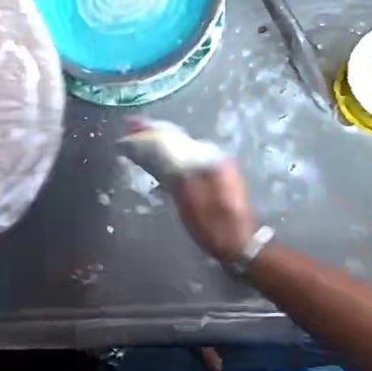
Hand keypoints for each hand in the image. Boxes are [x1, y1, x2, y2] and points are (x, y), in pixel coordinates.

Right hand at [118, 118, 270, 268]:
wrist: (241, 246)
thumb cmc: (213, 223)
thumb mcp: (189, 197)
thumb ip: (172, 169)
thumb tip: (153, 145)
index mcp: (209, 158)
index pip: (173, 137)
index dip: (149, 131)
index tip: (131, 124)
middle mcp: (213, 158)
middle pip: (177, 142)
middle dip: (152, 137)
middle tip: (130, 130)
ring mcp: (215, 169)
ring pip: (180, 153)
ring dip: (158, 149)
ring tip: (136, 144)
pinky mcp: (212, 181)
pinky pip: (185, 164)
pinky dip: (168, 162)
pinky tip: (155, 164)